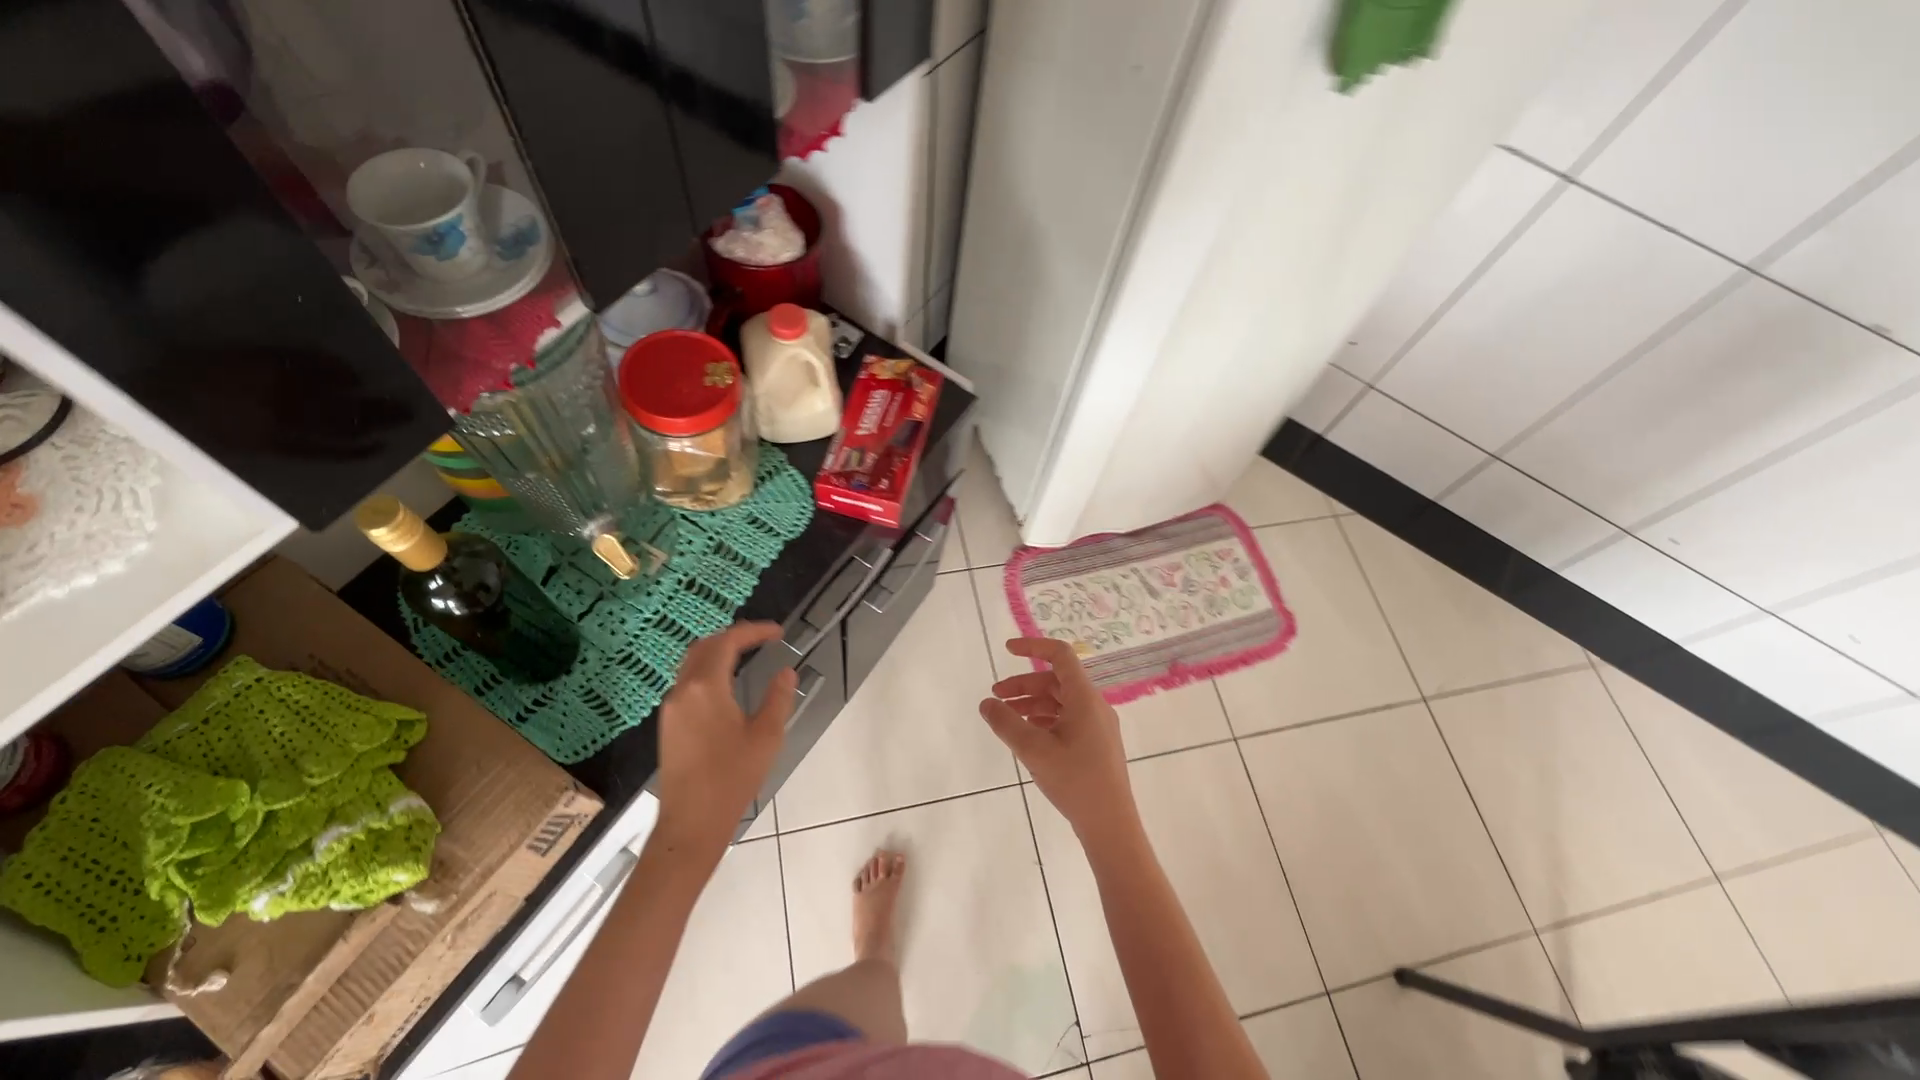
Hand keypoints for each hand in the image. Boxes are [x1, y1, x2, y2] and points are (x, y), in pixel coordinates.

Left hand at [654, 623, 795, 862]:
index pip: (728, 642)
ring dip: (718, 653)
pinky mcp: (669, 724)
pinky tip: (727, 685)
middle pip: (705, 647)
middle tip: (762, 639)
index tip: (778, 632)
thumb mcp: (766, 737)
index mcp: (706, 687)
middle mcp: (682, 690)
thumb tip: (787, 672)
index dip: (754, 632)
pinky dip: (708, 671)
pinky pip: (687, 683)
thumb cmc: (732, 779)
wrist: (692, 822)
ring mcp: (671, 708)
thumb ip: (777, 698)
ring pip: (692, 664)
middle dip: (733, 637)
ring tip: (747, 656)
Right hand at [979, 638, 1136, 839]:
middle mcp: (1095, 706)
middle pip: (1057, 681)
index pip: (1061, 656)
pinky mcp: (1097, 744)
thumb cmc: (1074, 781)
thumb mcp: (1033, 750)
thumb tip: (987, 703)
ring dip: (1032, 704)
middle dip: (1024, 684)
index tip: (1007, 650)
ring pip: (1061, 702)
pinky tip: (1027, 735)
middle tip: (996, 697)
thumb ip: (1006, 723)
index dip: (1033, 646)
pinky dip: (1045, 719)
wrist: (1110, 822)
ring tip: (1006, 718)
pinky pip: (1068, 719)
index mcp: (1085, 698)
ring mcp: (1098, 726)